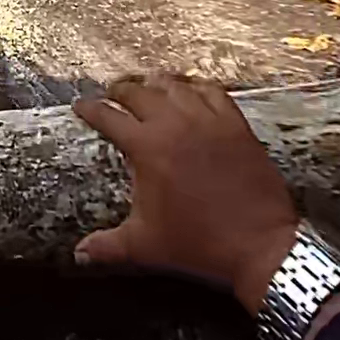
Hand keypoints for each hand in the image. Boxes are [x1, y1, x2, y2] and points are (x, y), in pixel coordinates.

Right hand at [73, 75, 299, 313]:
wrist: (261, 248)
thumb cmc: (197, 244)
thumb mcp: (145, 245)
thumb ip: (107, 245)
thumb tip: (78, 255)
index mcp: (145, 146)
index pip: (107, 116)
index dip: (89, 108)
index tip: (80, 105)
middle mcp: (172, 123)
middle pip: (137, 92)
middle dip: (119, 90)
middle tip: (112, 93)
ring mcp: (206, 120)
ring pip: (173, 85)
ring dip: (155, 84)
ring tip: (147, 86)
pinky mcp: (234, 124)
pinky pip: (212, 91)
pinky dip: (196, 87)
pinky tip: (190, 91)